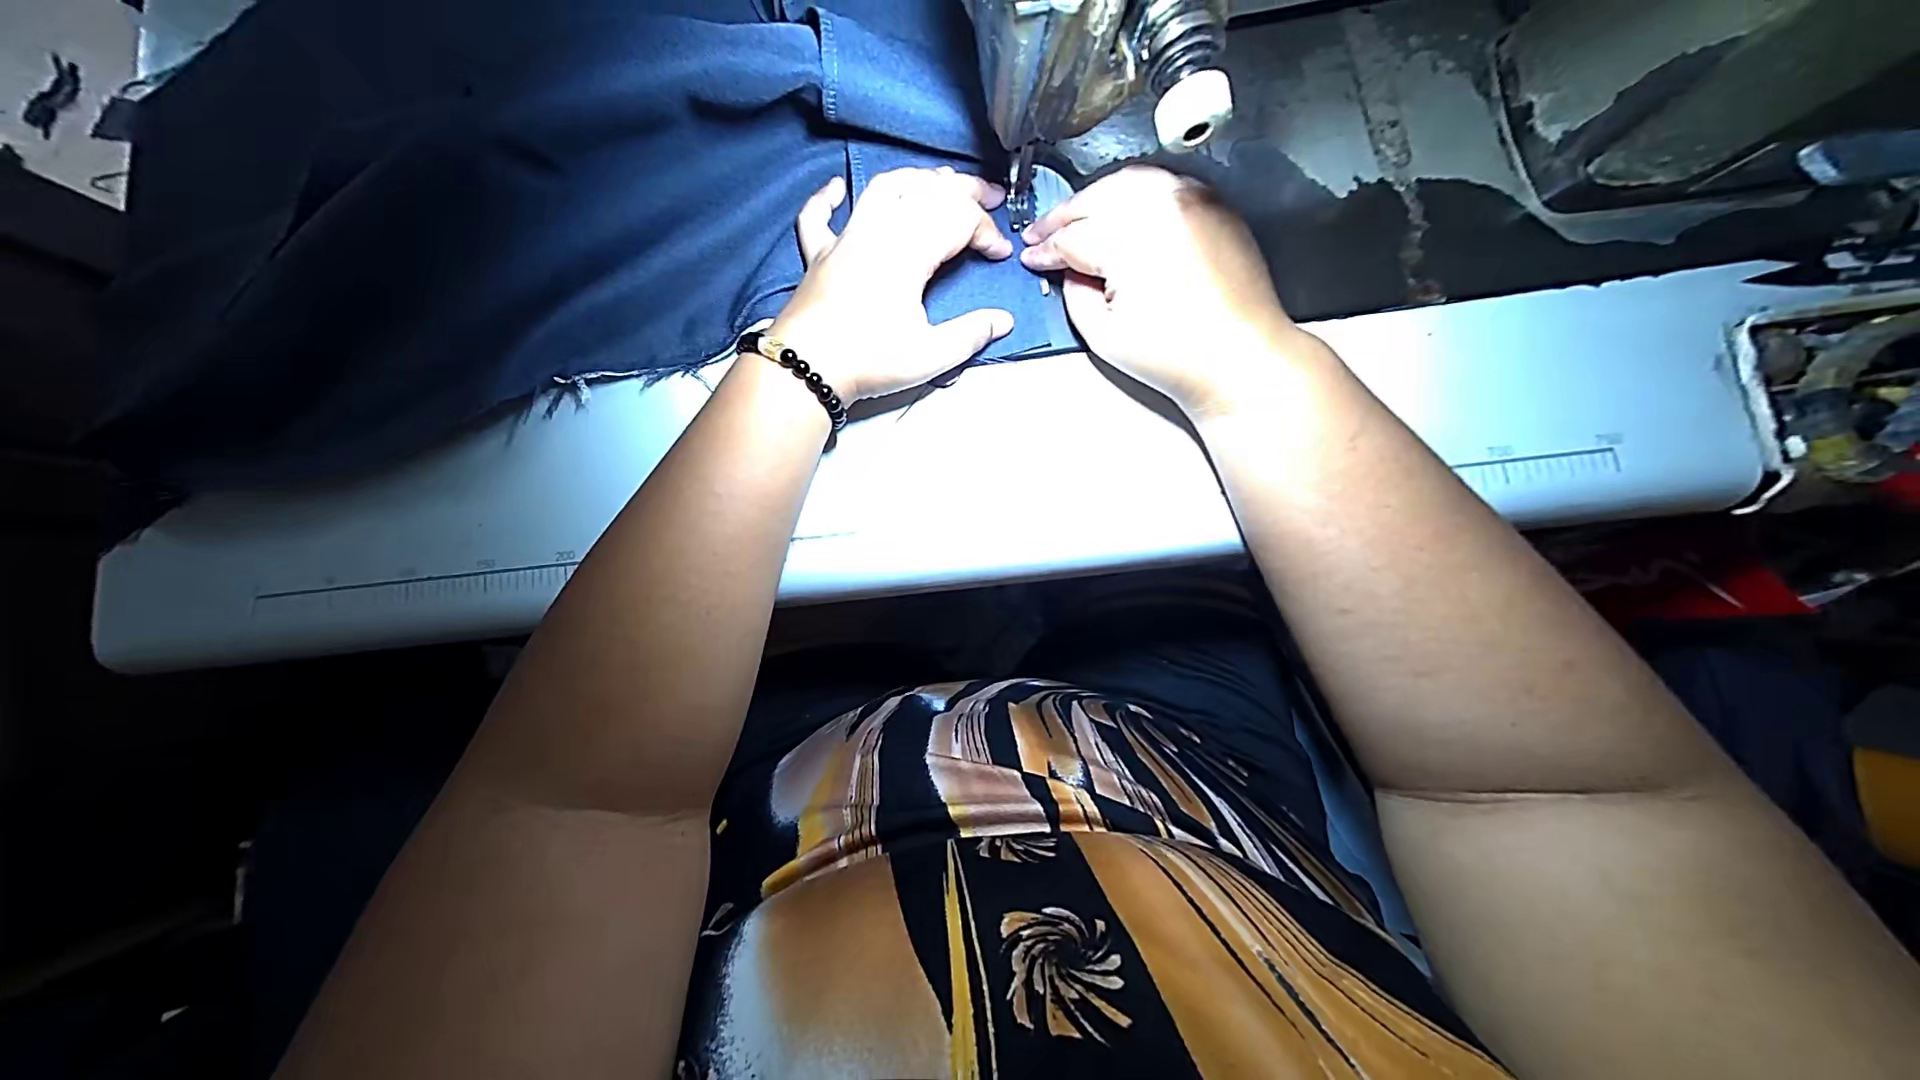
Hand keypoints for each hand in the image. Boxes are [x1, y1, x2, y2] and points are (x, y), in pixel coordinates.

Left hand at [766, 167, 1017, 401]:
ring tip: (940, 182)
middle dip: (963, 190)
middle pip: (926, 191)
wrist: (805, 369)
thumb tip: (1002, 321)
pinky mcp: (819, 255)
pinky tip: (836, 187)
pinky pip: (819, 216)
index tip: (999, 254)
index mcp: (908, 252)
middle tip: (988, 197)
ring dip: (915, 180)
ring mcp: (845, 239)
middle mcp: (877, 232)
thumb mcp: (929, 355)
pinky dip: (828, 198)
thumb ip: (970, 334)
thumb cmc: (867, 362)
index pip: (957, 219)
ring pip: (883, 188)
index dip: (986, 231)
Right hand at [1020, 165, 1327, 416]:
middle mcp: (1162, 207)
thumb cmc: (1180, 356)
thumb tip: (1069, 272)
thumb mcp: (1104, 335)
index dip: (1046, 250)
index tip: (1033, 258)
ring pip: (1129, 182)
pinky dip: (1135, 194)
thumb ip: (1075, 294)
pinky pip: (1164, 185)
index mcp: (1130, 238)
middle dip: (1064, 215)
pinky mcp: (1213, 206)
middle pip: (1096, 198)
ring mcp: (1193, 201)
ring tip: (1079, 219)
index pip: (1073, 236)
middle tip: (1045, 235)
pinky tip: (1122, 213)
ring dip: (1096, 198)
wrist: (1240, 358)